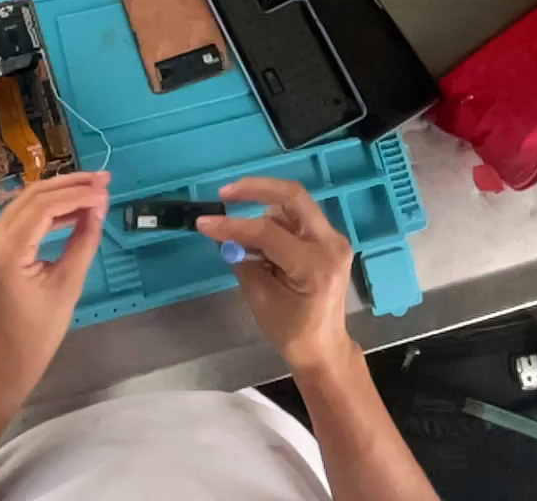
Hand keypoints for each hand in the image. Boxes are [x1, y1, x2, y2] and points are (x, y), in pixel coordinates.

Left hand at [0, 170, 109, 399]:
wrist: (5, 360)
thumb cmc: (37, 333)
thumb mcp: (68, 286)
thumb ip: (84, 241)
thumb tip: (99, 207)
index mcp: (7, 252)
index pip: (44, 207)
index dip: (77, 194)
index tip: (106, 191)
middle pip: (34, 196)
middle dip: (71, 185)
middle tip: (104, 180)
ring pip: (28, 200)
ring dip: (62, 192)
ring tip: (95, 189)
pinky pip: (23, 214)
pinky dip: (50, 208)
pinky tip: (75, 208)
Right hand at [196, 177, 356, 373]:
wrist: (324, 348)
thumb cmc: (292, 331)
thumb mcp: (259, 297)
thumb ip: (242, 259)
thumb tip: (223, 233)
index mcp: (314, 266)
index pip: (268, 233)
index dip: (232, 226)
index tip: (204, 223)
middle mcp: (330, 244)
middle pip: (293, 195)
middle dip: (255, 188)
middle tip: (225, 193)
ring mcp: (332, 238)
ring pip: (291, 204)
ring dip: (262, 210)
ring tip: (242, 238)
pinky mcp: (327, 237)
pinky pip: (295, 215)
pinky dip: (272, 220)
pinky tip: (259, 241)